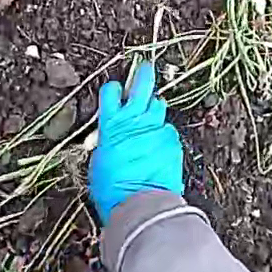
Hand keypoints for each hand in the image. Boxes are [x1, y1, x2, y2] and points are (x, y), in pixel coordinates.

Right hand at [90, 62, 183, 223]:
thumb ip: (108, 142)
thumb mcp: (99, 161)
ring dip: (154, 107)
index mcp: (112, 123)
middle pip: (142, 84)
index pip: (112, 91)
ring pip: (159, 104)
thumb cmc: (112, 188)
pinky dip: (164, 134)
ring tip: (151, 115)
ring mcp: (156, 128)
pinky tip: (159, 146)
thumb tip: (111, 140)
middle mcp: (135, 119)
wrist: (140, 204)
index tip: (116, 90)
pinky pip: (168, 129)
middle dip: (144, 73)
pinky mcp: (172, 140)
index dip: (115, 88)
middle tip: (145, 67)